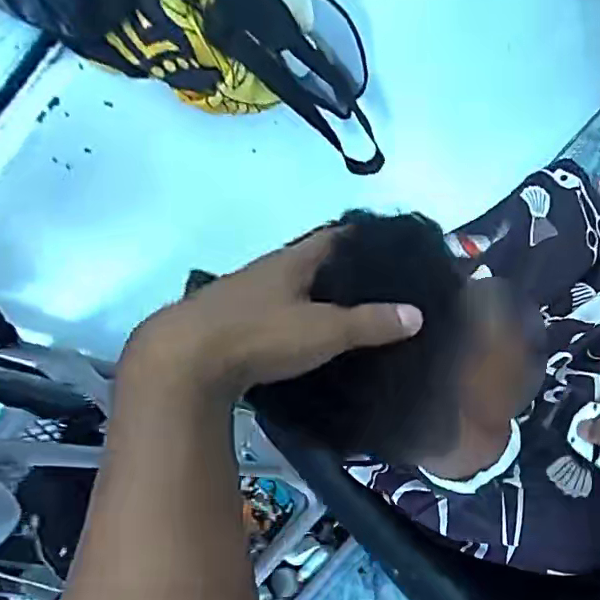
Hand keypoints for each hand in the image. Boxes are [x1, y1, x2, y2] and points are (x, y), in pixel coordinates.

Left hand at [126, 231, 422, 396]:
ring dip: (320, 295)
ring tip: (354, 309)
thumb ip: (372, 322)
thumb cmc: (259, 334)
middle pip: (313, 261)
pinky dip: (301, 317)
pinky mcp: (233, 325)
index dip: (364, 237)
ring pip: (294, 288)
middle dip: (345, 268)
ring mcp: (246, 297)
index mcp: (291, 261)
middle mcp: (268, 271)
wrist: (181, 363)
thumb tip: (418, 313)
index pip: (334, 237)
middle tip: (381, 282)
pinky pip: (279, 312)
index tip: (391, 245)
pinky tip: (314, 334)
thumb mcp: (326, 330)